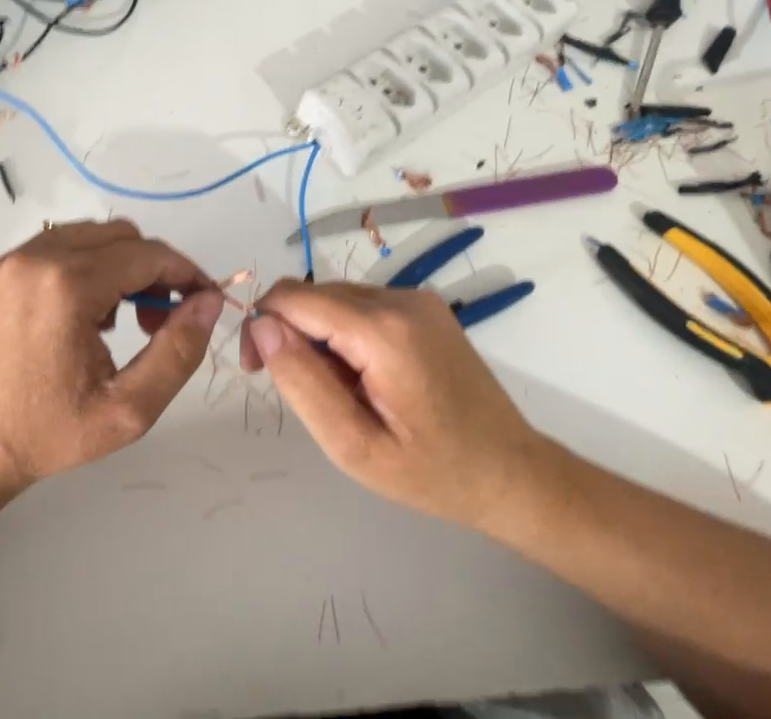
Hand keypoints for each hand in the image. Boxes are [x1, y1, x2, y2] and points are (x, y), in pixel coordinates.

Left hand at [0, 220, 224, 492]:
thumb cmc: (49, 433)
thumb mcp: (128, 408)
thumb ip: (178, 351)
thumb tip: (208, 302)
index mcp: (67, 285)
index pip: (147, 255)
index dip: (186, 274)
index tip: (204, 303)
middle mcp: (36, 258)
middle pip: (121, 236)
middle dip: (153, 270)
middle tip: (159, 324)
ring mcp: (12, 261)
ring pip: (90, 236)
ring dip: (120, 266)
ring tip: (121, 322)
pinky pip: (59, 246)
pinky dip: (86, 266)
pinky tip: (86, 314)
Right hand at [239, 281, 550, 529]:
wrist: (512, 475)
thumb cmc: (431, 473)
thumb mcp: (353, 445)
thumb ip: (302, 381)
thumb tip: (262, 326)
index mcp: (383, 330)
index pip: (291, 298)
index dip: (261, 327)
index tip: (257, 372)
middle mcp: (401, 299)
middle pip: (311, 295)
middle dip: (288, 334)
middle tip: (302, 392)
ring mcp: (418, 300)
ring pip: (333, 299)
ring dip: (317, 337)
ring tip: (339, 391)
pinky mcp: (426, 309)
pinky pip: (360, 306)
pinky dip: (344, 335)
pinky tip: (362, 377)